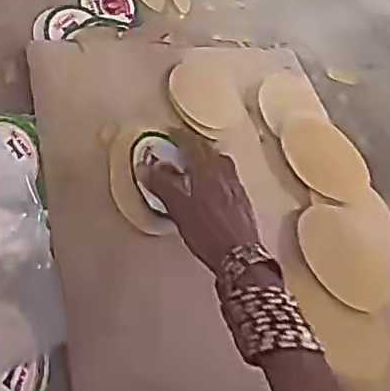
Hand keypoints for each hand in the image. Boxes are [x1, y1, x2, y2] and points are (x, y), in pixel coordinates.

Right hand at [139, 128, 262, 276]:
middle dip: (195, 146)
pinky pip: (228, 177)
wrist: (240, 258)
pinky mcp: (242, 201)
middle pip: (209, 151)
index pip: (193, 144)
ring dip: (208, 160)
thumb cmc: (208, 231)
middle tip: (182, 146)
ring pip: (220, 164)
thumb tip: (147, 167)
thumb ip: (162, 184)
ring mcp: (236, 187)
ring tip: (197, 165)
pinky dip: (217, 174)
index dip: (181, 136)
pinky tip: (213, 186)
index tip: (171, 132)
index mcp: (208, 169)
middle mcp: (225, 173)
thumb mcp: (178, 207)